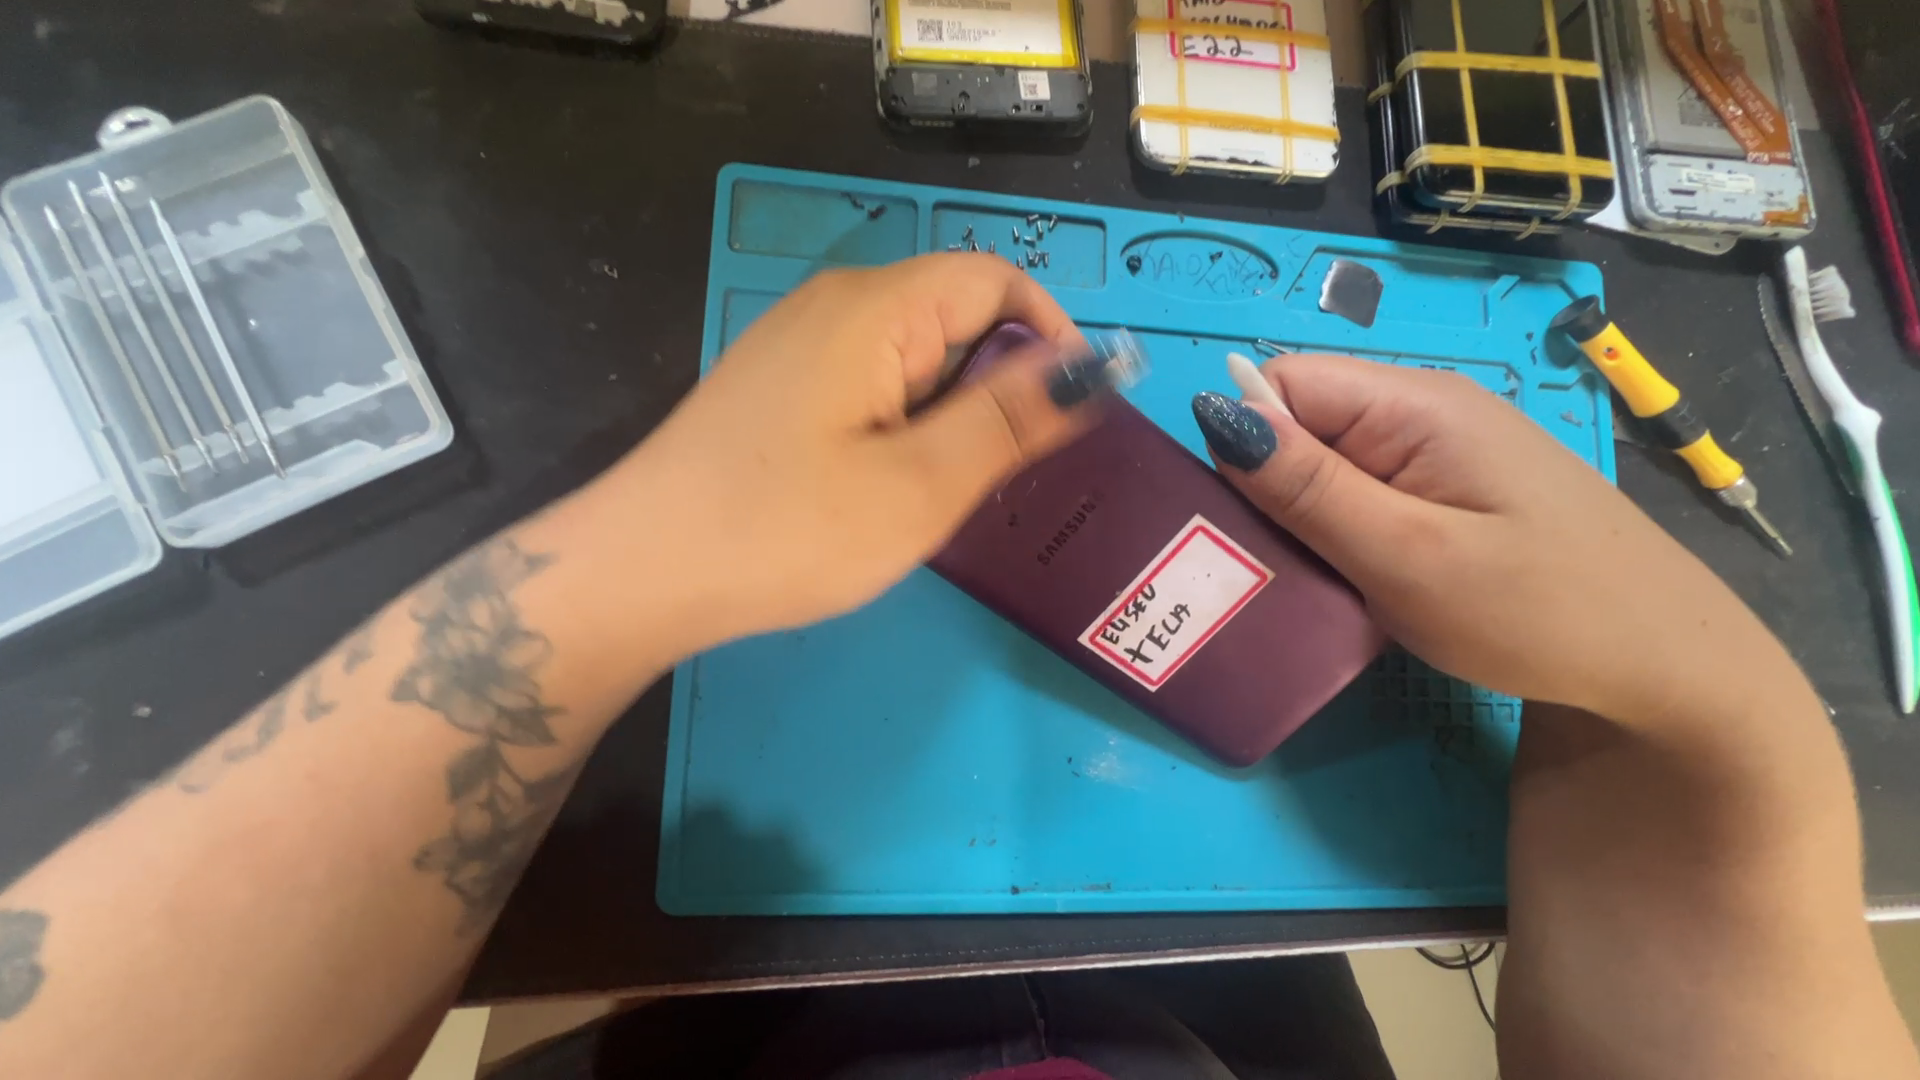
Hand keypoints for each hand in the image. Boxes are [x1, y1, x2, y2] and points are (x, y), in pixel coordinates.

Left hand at [609, 254, 1110, 650]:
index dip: (1051, 336)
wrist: (643, 573)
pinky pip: (873, 386)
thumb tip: (1089, 368)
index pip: (996, 279)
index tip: (1071, 416)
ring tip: (942, 491)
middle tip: (998, 475)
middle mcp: (835, 306)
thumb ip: (1010, 419)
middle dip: (1000, 385)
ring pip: (915, 358)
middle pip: (955, 315)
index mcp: (876, 308)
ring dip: (953, 414)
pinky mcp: (781, 388)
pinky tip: (888, 488)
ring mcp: (800, 347)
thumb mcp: (920, 483)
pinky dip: (906, 426)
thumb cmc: (787, 530)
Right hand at [1190, 354, 1787, 721]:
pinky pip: (1359, 495)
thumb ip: (1307, 486)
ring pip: (1324, 465)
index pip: (1283, 383)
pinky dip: (1333, 532)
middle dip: (1266, 486)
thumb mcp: (1405, 555)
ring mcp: (1438, 455)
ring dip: (1298, 517)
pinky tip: (1343, 577)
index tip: (1248, 518)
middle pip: (1300, 423)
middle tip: (1271, 561)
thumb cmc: (1537, 612)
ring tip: (1305, 577)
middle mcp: (1423, 413)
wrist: (1668, 671)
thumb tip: (1216, 409)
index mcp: (1413, 406)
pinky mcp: (1445, 493)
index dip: (1245, 440)